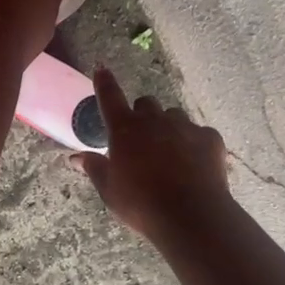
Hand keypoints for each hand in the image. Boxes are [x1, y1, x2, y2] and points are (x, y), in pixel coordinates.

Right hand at [73, 68, 231, 238]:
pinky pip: (198, 133)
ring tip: (169, 154)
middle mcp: (154, 120)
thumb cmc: (141, 204)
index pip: (110, 98)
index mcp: (125, 130)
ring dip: (167, 127)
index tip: (101, 69)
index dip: (104, 82)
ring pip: (173, 116)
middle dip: (141, 115)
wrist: (190, 215)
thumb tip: (75, 158)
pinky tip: (193, 165)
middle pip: (145, 103)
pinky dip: (193, 143)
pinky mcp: (209, 138)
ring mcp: (185, 127)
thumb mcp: (109, 190)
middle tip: (140, 140)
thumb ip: (94, 168)